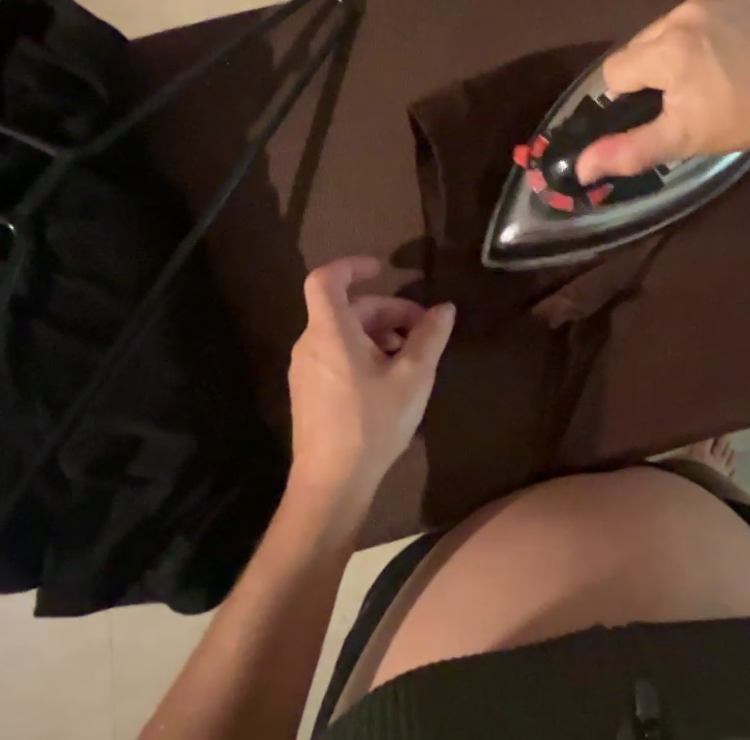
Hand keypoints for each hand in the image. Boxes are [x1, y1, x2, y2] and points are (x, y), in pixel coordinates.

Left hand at [287, 256, 455, 496]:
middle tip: (422, 329)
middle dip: (387, 310)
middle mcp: (310, 344)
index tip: (383, 270)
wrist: (332, 482)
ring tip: (411, 357)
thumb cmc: (372, 423)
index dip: (352, 266)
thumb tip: (444, 308)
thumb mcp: (413, 377)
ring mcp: (305, 370)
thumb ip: (429, 337)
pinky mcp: (308, 392)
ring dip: (378, 333)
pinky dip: (363, 352)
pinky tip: (390, 379)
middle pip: (346, 309)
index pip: (326, 279)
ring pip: (343, 333)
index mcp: (330, 332)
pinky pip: (335, 354)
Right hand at [574, 0, 749, 182]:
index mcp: (666, 50)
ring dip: (681, 44)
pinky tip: (732, 46)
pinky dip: (711, 24)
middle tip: (692, 91)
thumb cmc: (738, 122)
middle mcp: (684, 12)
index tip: (665, 105)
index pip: (618, 69)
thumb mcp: (681, 140)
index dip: (634, 91)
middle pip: (644, 42)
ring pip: (672, 22)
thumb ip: (627, 150)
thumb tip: (580, 168)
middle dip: (658, 67)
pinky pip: (705, 4)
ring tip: (713, 68)